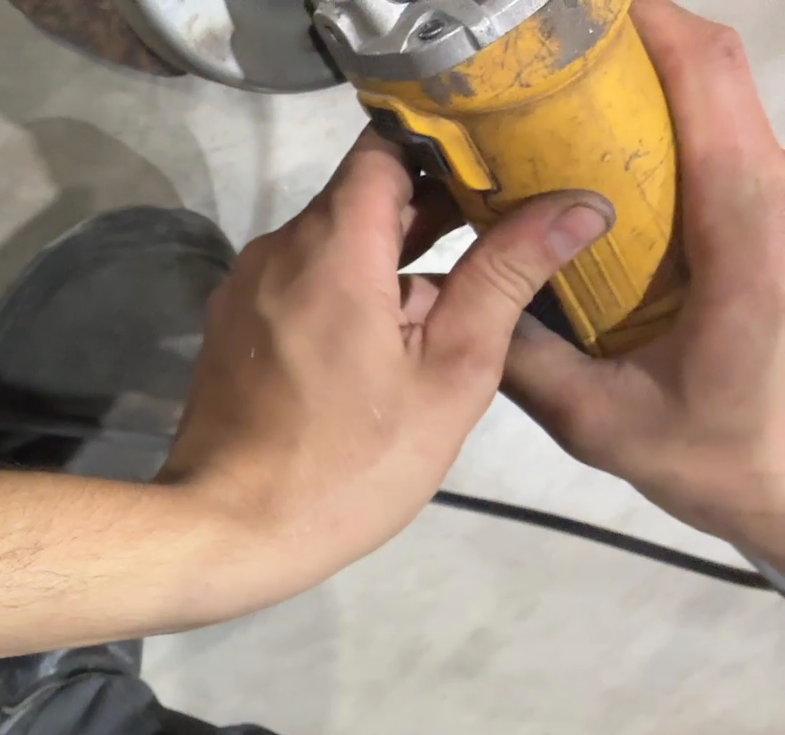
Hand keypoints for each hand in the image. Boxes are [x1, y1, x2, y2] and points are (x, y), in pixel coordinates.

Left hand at [159, 130, 613, 601]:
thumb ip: (502, 279)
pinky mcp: (226, 336)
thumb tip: (569, 205)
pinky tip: (386, 338)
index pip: (382, 152)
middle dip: (427, 210)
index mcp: (325, 251)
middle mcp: (268, 259)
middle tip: (503, 240)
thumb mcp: (447, 374)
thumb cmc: (345, 463)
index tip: (504, 173)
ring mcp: (238, 298)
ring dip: (385, 260)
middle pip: (354, 200)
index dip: (446, 150)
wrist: (226, 525)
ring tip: (455, 301)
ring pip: (323, 248)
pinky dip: (340, 292)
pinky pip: (292, 289)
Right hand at [501, 0, 784, 569]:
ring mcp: (771, 225)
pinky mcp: (757, 243)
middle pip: (719, 102)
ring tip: (542, 114)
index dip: (668, 47)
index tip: (601, 17)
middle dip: (635, 66)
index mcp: (751, 247)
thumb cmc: (714, 453)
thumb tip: (463, 303)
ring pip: (716, 131)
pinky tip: (579, 173)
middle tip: (535, 71)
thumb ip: (528, 358)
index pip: (718, 115)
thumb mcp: (598, 418)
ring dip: (634, 109)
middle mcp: (774, 215)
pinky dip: (647, 153)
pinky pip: (708, 172)